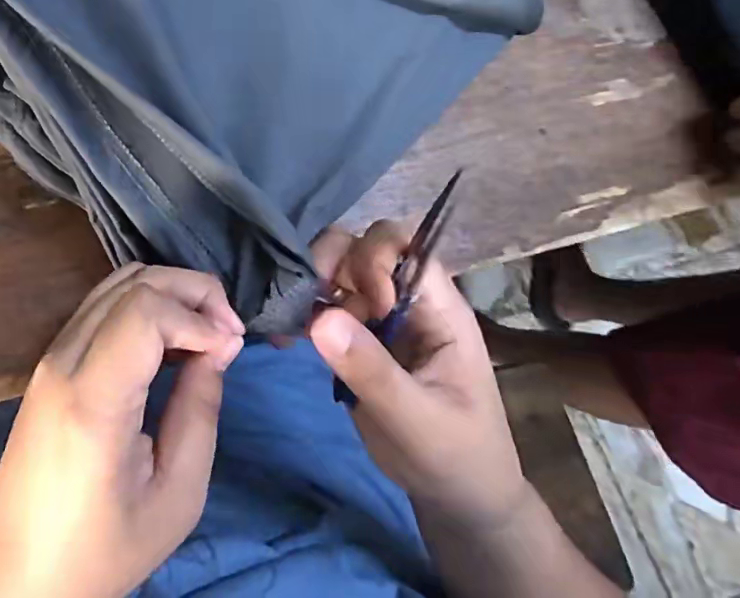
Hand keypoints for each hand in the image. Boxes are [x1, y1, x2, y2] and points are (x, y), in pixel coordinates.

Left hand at [0, 264, 245, 597]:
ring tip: (205, 328)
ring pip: (118, 282)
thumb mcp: (175, 496)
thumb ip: (201, 410)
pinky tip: (169, 336)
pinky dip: (145, 301)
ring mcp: (51, 355)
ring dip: (170, 291)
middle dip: (192, 291)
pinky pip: (103, 303)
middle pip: (135, 282)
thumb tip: (221, 344)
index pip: (146, 309)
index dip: (197, 315)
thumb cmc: (101, 548)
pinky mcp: (50, 360)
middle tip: (228, 329)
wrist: (17, 574)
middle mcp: (64, 361)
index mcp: (92, 399)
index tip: (229, 348)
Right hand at [306, 221, 534, 530]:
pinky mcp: (355, 334)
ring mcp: (379, 313)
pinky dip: (301, 312)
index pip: (405, 245)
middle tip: (316, 307)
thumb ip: (373, 371)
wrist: (454, 494)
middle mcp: (406, 297)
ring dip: (311, 285)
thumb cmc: (454, 454)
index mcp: (439, 305)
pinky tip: (285, 341)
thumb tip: (321, 319)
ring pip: (338, 267)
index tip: (368, 310)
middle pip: (363, 245)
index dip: (376, 261)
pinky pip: (323, 303)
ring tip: (296, 327)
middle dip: (333, 263)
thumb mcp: (419, 421)